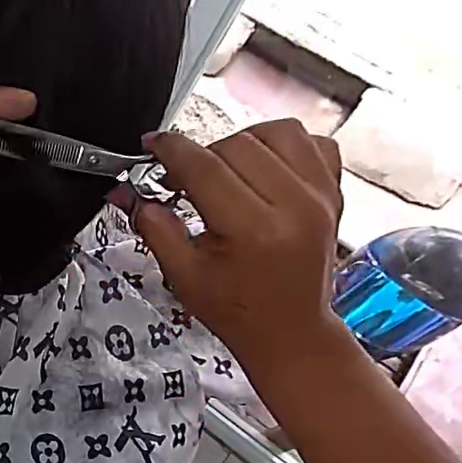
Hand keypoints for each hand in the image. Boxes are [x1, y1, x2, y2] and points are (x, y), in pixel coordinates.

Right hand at [132, 120, 349, 363]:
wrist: (288, 330)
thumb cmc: (237, 310)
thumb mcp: (184, 276)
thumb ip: (155, 228)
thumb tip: (127, 193)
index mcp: (254, 231)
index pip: (206, 168)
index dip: (172, 151)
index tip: (152, 145)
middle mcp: (295, 206)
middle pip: (237, 144)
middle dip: (201, 155)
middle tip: (182, 178)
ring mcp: (321, 196)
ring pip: (276, 132)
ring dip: (241, 143)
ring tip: (223, 170)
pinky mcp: (334, 192)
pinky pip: (310, 142)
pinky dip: (281, 146)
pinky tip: (261, 168)